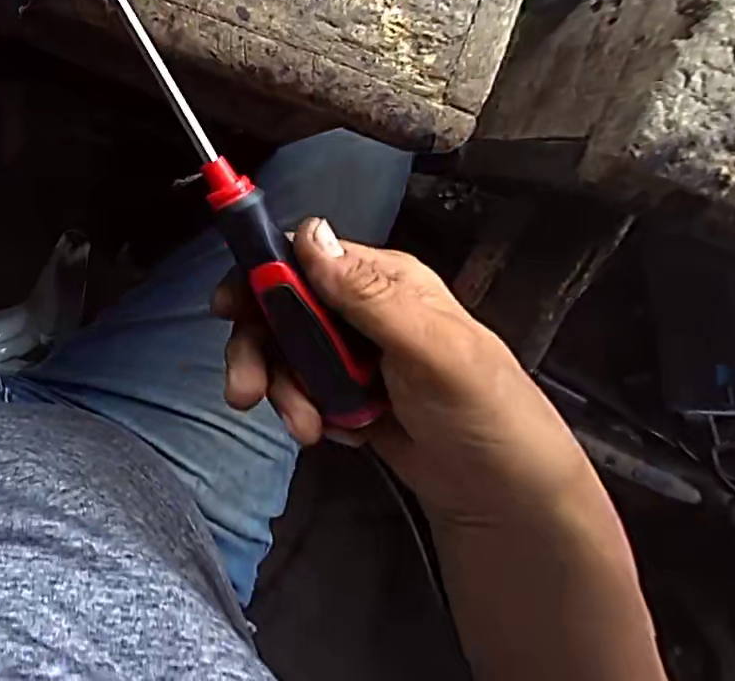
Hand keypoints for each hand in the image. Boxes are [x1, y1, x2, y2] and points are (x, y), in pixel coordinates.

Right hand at [217, 217, 600, 530]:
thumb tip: (311, 234)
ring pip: (284, 353)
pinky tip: (335, 431)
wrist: (505, 499)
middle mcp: (358, 308)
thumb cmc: (486, 411)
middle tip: (245, 388)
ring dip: (283, 389)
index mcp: (380, 279)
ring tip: (306, 425)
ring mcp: (349, 352)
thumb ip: (368, 294)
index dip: (261, 274)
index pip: (303, 257)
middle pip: (281, 308)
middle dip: (259, 348)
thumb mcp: (432, 348)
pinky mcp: (343, 392)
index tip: (229, 307)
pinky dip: (305, 411)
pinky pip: (299, 390)